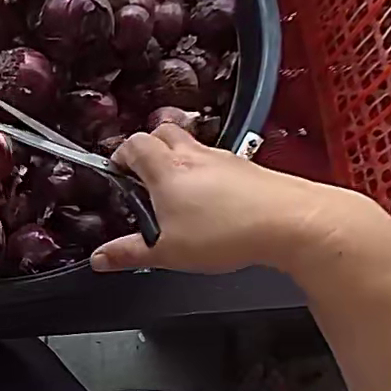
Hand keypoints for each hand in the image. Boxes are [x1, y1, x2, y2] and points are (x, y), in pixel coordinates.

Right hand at [91, 124, 379, 275]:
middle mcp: (194, 156)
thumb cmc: (227, 231)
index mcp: (166, 169)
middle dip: (148, 145)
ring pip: (192, 145)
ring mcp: (224, 159)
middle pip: (163, 131)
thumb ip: (129, 254)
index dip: (120, 154)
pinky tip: (212, 200)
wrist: (288, 222)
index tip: (116, 170)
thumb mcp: (167, 253)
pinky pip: (219, 161)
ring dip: (179, 158)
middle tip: (142, 170)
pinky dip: (207, 172)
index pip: (134, 145)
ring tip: (175, 189)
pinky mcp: (248, 169)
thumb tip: (101, 259)